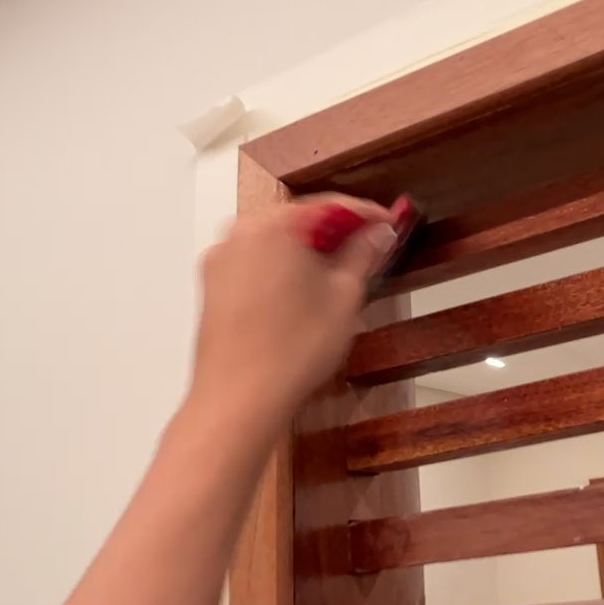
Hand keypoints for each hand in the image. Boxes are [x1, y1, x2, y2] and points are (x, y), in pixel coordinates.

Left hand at [187, 195, 396, 424]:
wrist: (240, 399)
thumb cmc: (288, 351)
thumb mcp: (344, 296)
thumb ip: (363, 254)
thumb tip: (377, 234)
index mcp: (273, 226)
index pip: (330, 204)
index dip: (367, 213)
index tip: (389, 222)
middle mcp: (239, 235)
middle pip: (299, 218)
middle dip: (338, 230)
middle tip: (372, 243)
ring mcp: (222, 261)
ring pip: (277, 240)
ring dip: (311, 248)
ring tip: (344, 270)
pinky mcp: (214, 286)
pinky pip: (258, 261)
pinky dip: (286, 265)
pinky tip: (309, 289)